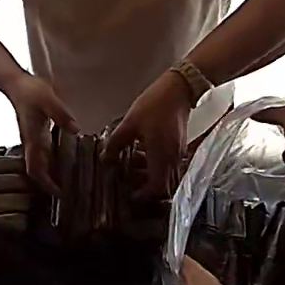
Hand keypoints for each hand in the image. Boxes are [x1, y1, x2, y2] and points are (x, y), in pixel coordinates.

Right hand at [4, 74, 79, 191]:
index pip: (36, 169)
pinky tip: (65, 161)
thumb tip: (75, 130)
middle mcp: (32, 143)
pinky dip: (53, 162)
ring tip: (67, 182)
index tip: (58, 194)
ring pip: (40, 164)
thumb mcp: (48, 100)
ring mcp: (33, 139)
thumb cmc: (29, 91)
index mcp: (33, 140)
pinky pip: (44, 153)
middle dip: (49, 185)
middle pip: (38, 171)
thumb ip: (61, 115)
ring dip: (51, 175)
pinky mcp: (36, 133)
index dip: (45, 183)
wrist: (15, 83)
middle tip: (67, 194)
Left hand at [102, 70, 191, 198]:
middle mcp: (172, 159)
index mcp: (161, 158)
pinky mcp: (178, 145)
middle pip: (163, 185)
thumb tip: (105, 160)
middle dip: (145, 186)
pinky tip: (141, 151)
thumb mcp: (129, 124)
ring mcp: (178, 153)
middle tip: (128, 180)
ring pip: (164, 173)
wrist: (179, 89)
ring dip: (148, 173)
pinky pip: (167, 163)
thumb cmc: (154, 106)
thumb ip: (115, 144)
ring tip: (131, 162)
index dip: (144, 195)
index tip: (131, 195)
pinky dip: (154, 163)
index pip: (157, 188)